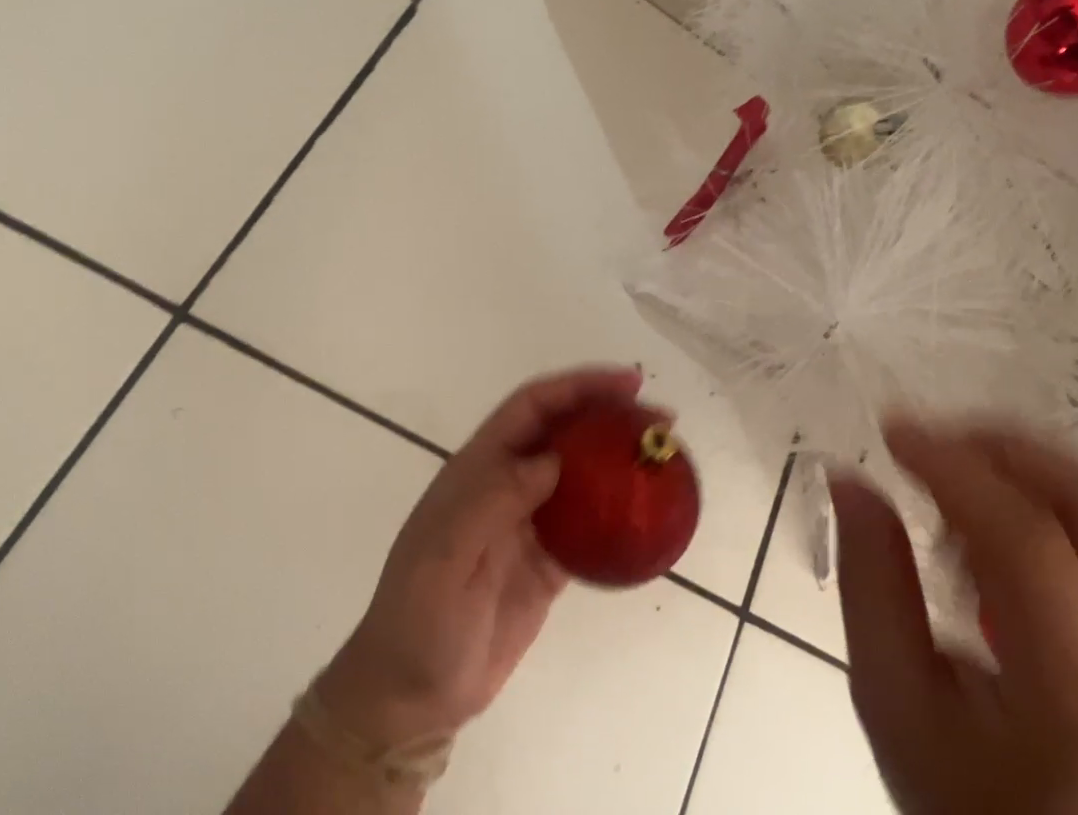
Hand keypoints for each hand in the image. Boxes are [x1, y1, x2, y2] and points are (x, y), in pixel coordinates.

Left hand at [315, 365, 644, 748]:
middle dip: (609, 417)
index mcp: (476, 472)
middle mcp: (505, 488)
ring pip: (581, 477)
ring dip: (619, 462)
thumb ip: (492, 501)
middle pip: (563, 435)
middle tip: (664, 422)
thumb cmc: (419, 619)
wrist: (412, 693)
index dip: (577, 387)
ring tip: (665, 460)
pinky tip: (650, 517)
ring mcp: (528, 526)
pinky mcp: (547, 565)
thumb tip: (553, 460)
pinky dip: (620, 518)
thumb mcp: (443, 556)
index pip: (532, 409)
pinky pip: (590, 530)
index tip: (629, 384)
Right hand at [831, 420, 1077, 814]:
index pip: (1030, 549)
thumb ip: (870, 587)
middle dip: (1014, 451)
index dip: (957, 471)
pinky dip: (1053, 508)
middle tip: (934, 440)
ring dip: (1037, 471)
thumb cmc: (954, 796)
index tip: (892, 433)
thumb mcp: (891, 702)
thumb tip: (851, 479)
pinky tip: (990, 528)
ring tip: (954, 478)